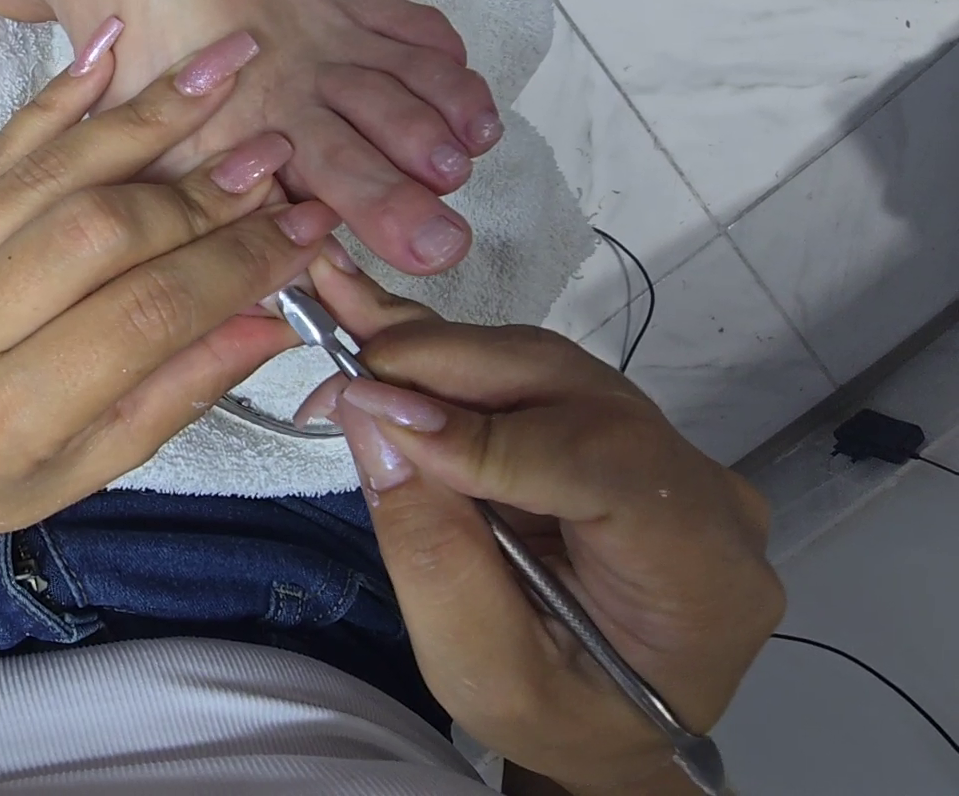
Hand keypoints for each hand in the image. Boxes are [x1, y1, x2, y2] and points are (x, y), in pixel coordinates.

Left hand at [0, 24, 332, 546]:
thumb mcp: (95, 465)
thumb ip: (181, 388)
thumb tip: (274, 312)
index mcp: (4, 414)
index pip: (143, 316)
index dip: (234, 264)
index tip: (304, 228)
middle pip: (96, 233)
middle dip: (197, 192)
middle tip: (270, 155)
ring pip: (47, 174)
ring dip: (143, 117)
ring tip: (219, 69)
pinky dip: (56, 99)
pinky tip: (111, 48)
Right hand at [295, 249, 783, 794]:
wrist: (597, 719)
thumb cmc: (548, 714)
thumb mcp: (477, 665)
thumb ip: (429, 546)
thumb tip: (368, 414)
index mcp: (700, 572)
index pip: (603, 466)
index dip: (482, 433)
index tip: (371, 410)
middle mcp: (692, 486)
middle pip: (566, 387)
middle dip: (440, 366)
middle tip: (338, 367)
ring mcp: (645, 444)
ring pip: (534, 361)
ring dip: (426, 347)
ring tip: (339, 326)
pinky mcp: (591, 422)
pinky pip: (511, 367)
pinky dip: (431, 346)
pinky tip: (371, 317)